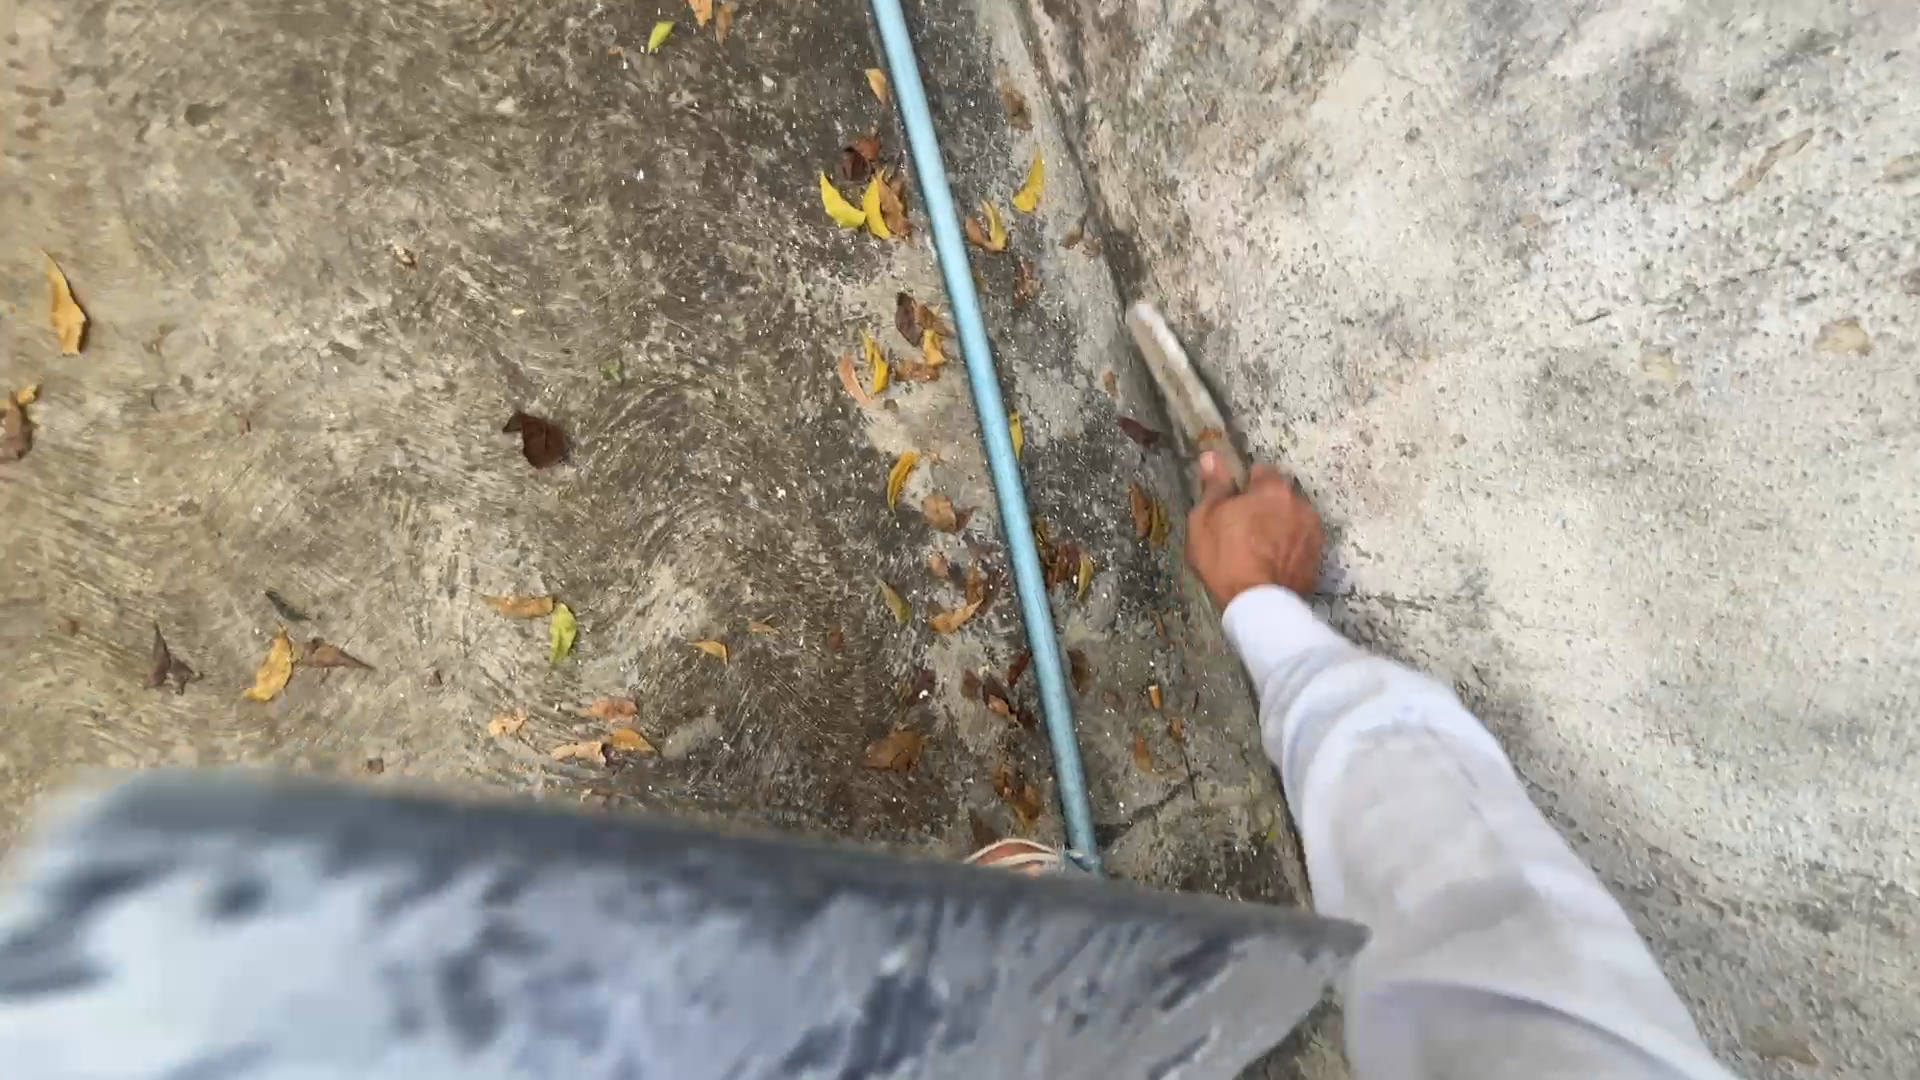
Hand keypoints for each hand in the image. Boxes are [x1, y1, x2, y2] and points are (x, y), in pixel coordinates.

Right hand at [1186, 452, 1324, 607]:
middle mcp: (1299, 503)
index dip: (1246, 485)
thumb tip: (1211, 456)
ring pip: (1292, 518)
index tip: (1234, 501)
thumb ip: (1213, 486)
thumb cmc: (1225, 557)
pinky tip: (1272, 561)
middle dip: (1266, 504)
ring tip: (1259, 547)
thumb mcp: (1205, 520)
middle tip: (1243, 526)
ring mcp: (1313, 531)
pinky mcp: (1318, 556)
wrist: (1259, 603)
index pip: (1262, 471)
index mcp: (1272, 489)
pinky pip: (1300, 542)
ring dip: (1280, 525)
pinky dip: (1288, 546)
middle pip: (1280, 495)